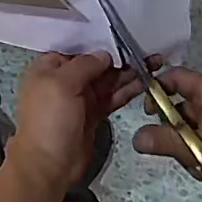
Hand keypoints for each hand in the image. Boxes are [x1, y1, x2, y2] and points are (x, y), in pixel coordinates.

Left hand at [9, 51, 142, 195]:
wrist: (49, 164)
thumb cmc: (50, 118)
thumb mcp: (61, 83)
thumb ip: (84, 65)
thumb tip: (104, 54)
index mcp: (48, 69)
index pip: (77, 50)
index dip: (99, 44)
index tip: (124, 37)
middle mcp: (64, 81)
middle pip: (95, 65)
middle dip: (119, 59)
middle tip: (146, 52)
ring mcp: (79, 99)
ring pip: (106, 81)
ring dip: (127, 74)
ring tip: (152, 65)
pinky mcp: (93, 115)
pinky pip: (111, 98)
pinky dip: (126, 91)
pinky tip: (144, 84)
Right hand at [133, 65, 201, 201]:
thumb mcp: (198, 153)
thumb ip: (164, 142)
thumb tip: (135, 138)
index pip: (177, 77)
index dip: (157, 89)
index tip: (147, 112)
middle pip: (188, 99)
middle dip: (175, 123)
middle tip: (171, 147)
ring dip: (191, 137)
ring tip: (195, 163)